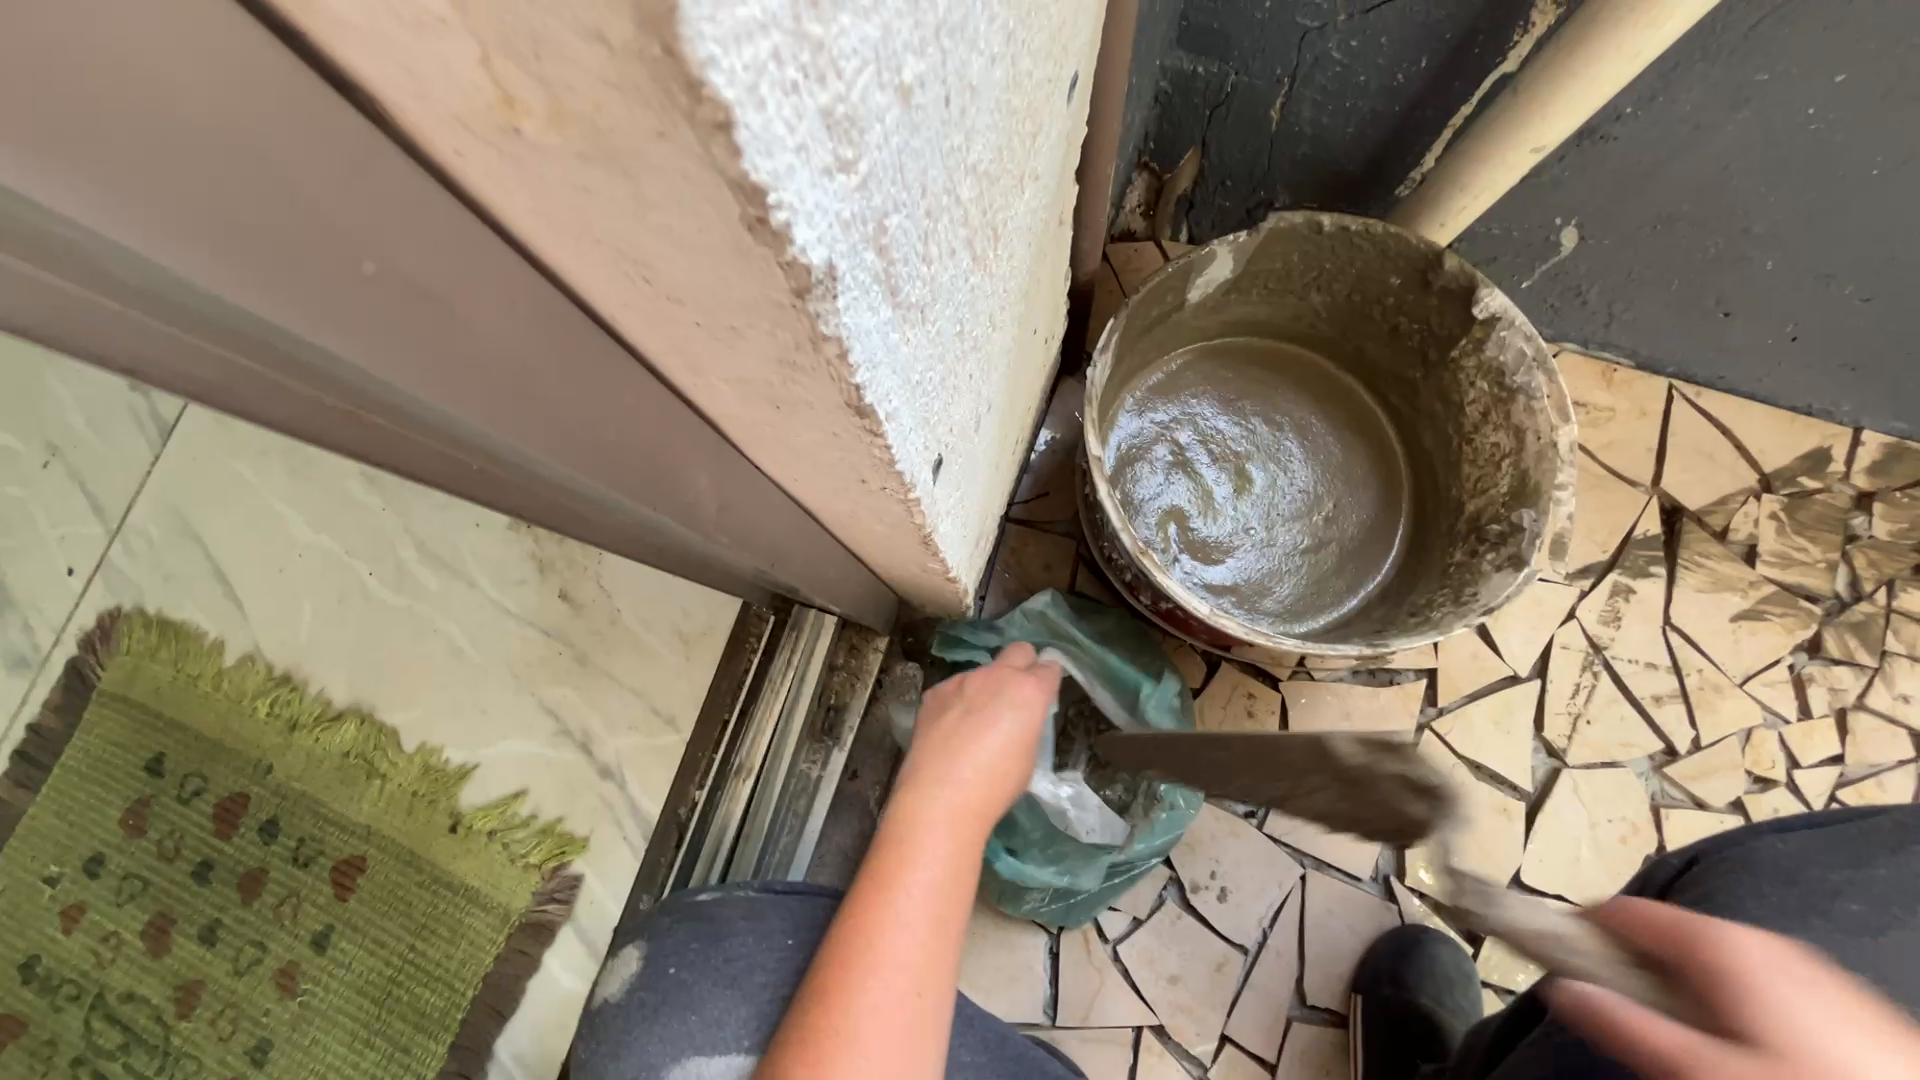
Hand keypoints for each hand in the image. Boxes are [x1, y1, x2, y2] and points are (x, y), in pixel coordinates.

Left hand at [893, 642, 1062, 835]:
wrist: (941, 796)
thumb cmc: (997, 784)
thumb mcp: (1029, 754)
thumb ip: (1028, 723)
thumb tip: (1019, 716)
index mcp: (1029, 691)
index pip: (1049, 668)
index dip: (1047, 681)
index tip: (1043, 695)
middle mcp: (997, 676)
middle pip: (1019, 650)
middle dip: (1023, 665)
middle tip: (1015, 695)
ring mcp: (962, 680)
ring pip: (982, 673)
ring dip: (985, 688)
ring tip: (973, 724)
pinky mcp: (935, 691)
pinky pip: (954, 688)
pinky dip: (957, 702)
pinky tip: (949, 730)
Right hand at [1544, 897, 1919, 1079]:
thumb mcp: (1703, 1072)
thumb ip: (1623, 1024)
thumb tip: (1557, 985)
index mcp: (1718, 942)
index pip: (1616, 910)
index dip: (1578, 932)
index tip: (1561, 964)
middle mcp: (1757, 938)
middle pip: (1664, 936)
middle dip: (1637, 969)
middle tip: (1634, 1018)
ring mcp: (1805, 965)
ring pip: (1710, 960)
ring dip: (1683, 988)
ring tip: (1691, 1041)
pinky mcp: (1839, 996)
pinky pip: (1756, 981)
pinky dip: (1731, 1001)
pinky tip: (1751, 1051)